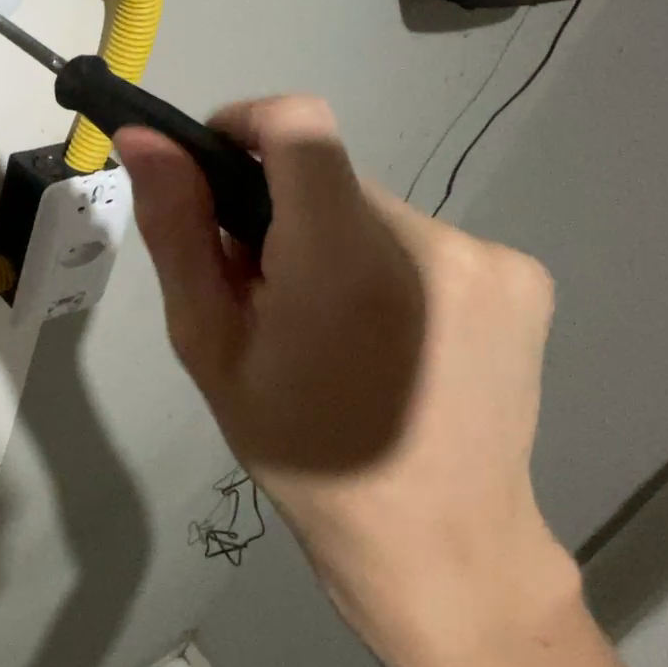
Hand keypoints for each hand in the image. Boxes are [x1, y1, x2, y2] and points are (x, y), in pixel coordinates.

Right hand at [117, 98, 621, 666]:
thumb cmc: (301, 447)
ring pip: (371, 210)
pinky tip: (382, 336)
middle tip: (261, 293)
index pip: (296, 123)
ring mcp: (492, 258)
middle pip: (327, 177)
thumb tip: (142, 137)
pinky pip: (423, 239)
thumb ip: (177, 229)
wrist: (437, 543)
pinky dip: (384, 266)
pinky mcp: (525, 278)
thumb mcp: (209, 342)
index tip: (214, 176)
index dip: (243, 126)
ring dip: (332, 243)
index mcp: (345, 256)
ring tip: (324, 326)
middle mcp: (432, 238)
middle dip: (280, 215)